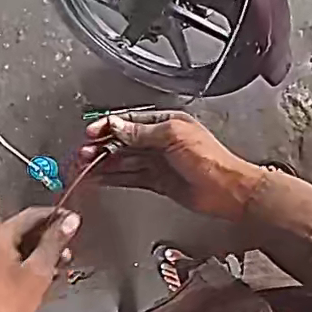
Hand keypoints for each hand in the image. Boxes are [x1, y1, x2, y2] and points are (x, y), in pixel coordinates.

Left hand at [0, 207, 79, 311]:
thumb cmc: (6, 307)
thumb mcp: (39, 271)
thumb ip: (55, 242)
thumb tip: (69, 222)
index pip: (31, 214)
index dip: (55, 216)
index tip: (71, 221)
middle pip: (23, 229)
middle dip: (48, 239)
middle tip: (67, 248)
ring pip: (16, 244)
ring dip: (38, 252)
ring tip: (56, 265)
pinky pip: (7, 256)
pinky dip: (24, 261)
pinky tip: (39, 274)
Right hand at [78, 111, 264, 219]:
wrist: (227, 190)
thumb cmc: (210, 160)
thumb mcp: (172, 137)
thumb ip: (141, 133)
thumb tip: (117, 125)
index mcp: (167, 123)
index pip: (130, 121)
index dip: (109, 126)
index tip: (91, 132)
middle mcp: (161, 141)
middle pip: (124, 141)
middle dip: (102, 146)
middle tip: (84, 152)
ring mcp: (158, 162)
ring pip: (124, 160)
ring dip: (104, 162)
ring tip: (85, 165)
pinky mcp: (158, 181)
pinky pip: (130, 177)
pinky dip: (114, 177)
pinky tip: (101, 177)